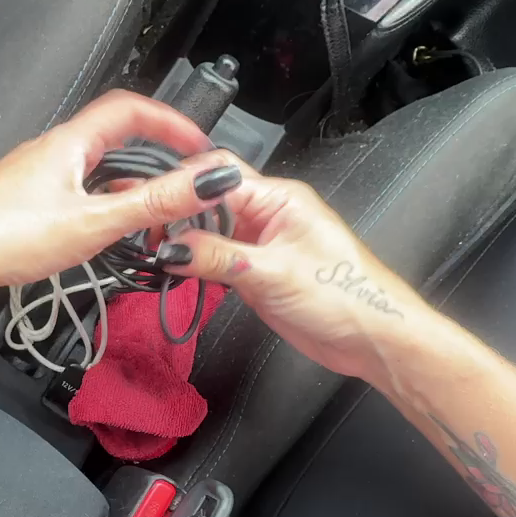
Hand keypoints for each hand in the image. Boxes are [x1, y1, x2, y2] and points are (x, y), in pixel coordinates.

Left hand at [0, 91, 245, 338]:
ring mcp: (30, 176)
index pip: (130, 108)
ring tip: (145, 218)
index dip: (171, 120)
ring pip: (90, 168)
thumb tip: (209, 178)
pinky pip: (70, 190)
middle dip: (153, 156)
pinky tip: (97, 233)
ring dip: (124, 185)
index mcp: (68, 142)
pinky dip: (97, 203)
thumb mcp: (92, 222)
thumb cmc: (8, 237)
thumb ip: (153, 202)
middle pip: (112, 137)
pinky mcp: (18, 202)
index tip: (201, 147)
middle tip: (180, 187)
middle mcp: (48, 151)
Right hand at [157, 160, 430, 383]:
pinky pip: (216, 256)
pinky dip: (196, 262)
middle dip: (176, 213)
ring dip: (184, 240)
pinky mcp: (255, 270)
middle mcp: (266, 213)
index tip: (146, 207)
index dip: (181, 188)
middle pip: (209, 200)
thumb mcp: (272, 273)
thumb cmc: (342, 296)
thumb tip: (168, 248)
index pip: (218, 176)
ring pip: (209, 230)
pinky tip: (177, 271)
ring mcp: (259, 242)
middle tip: (143, 234)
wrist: (372, 340)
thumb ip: (217, 257)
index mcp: (278, 197)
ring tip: (153, 253)